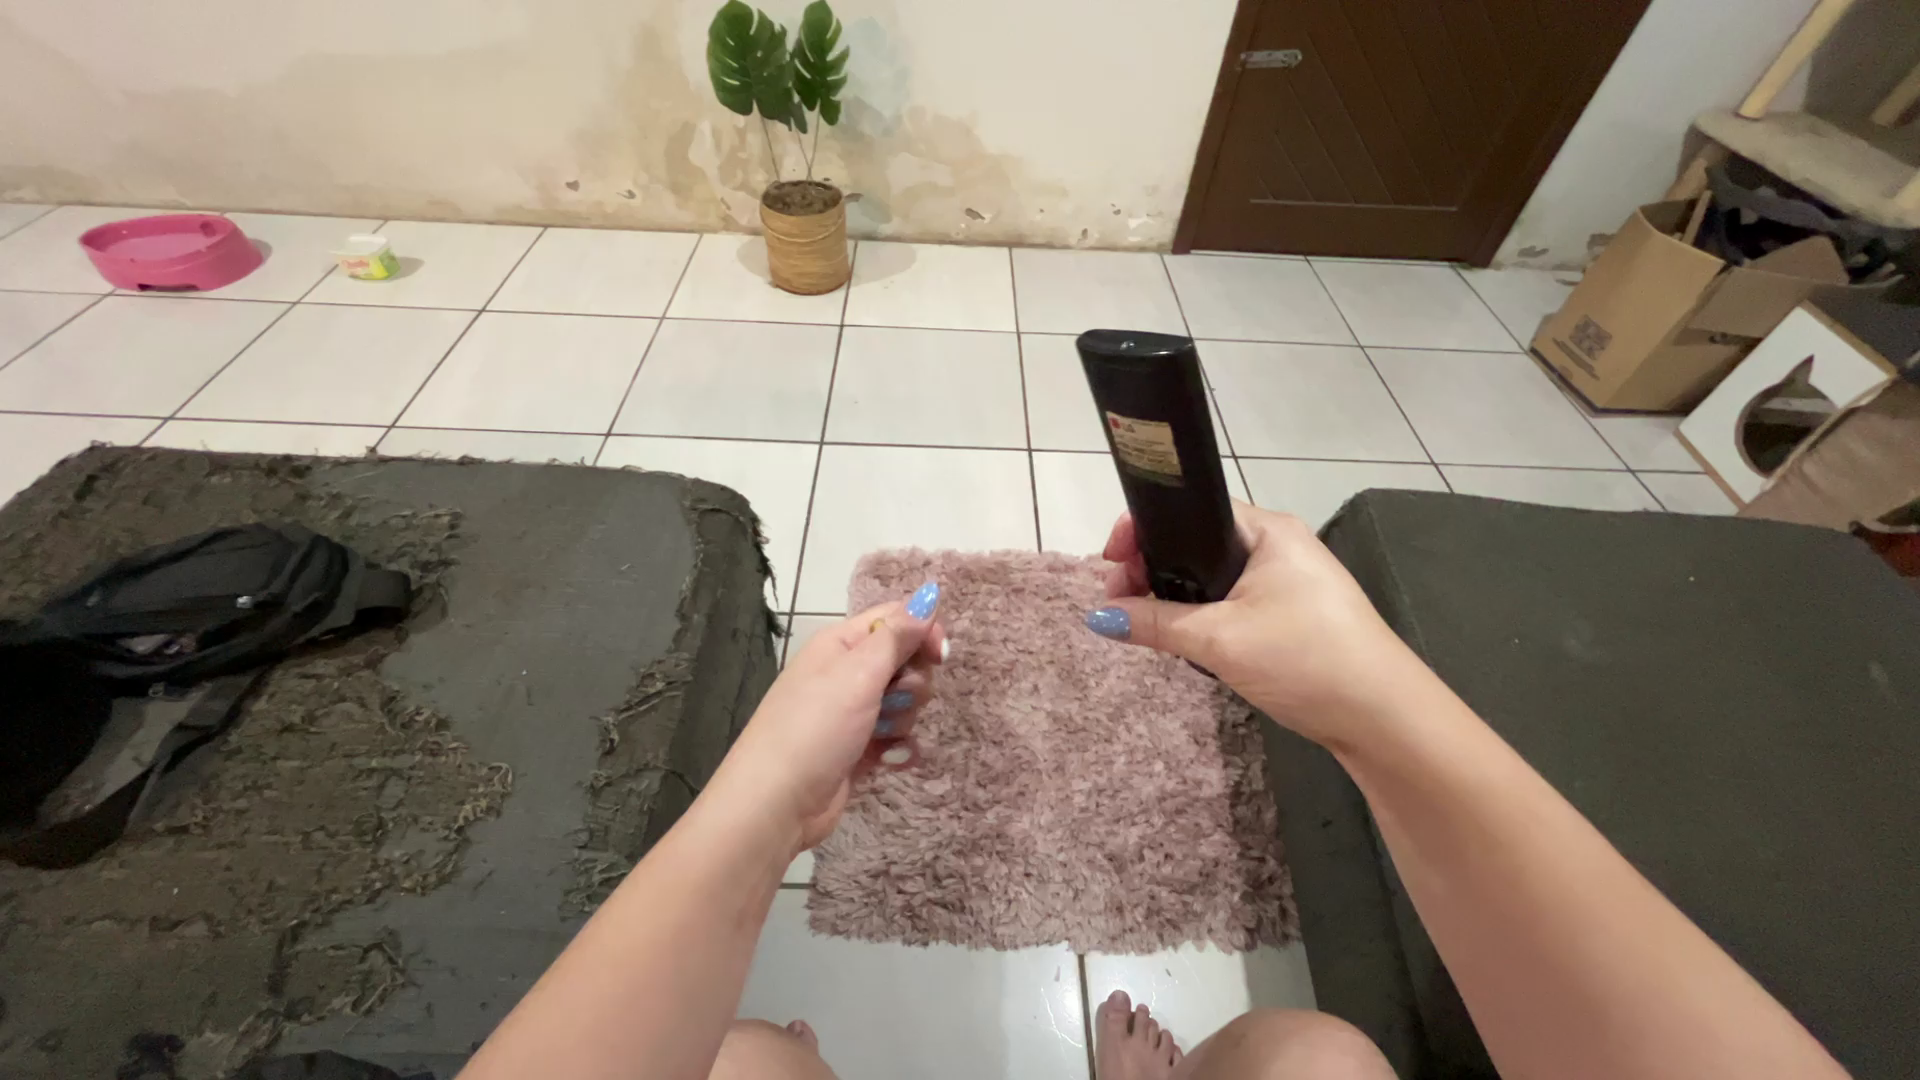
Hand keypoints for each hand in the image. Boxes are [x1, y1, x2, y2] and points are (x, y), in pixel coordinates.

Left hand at [708, 585, 945, 853]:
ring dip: (903, 718)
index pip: (895, 618)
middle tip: (894, 699)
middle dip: (913, 681)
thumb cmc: (815, 728)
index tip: (940, 655)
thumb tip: (927, 599)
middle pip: (905, 660)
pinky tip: (891, 760)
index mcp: (841, 644)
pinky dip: (899, 748)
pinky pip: (895, 737)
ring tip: (883, 735)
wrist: (776, 803)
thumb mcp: (857, 673)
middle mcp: (846, 673)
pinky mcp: (858, 749)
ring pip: (904, 701)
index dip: (922, 631)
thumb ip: (896, 636)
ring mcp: (852, 713)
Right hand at [1085, 502, 1420, 749]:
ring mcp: (1287, 581)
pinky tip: (1182, 636)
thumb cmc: (1305, 658)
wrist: (1384, 717)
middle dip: (1151, 568)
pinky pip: (1230, 601)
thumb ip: (1155, 623)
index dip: (1143, 531)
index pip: (1189, 512)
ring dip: (1174, 595)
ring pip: (1211, 577)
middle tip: (1118, 601)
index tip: (1110, 564)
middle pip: (1195, 544)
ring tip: (1142, 621)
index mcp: (1267, 531)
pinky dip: (1201, 613)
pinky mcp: (1291, 614)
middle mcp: (1277, 545)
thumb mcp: (1219, 639)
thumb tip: (1098, 617)